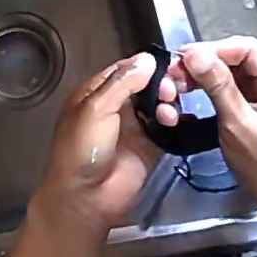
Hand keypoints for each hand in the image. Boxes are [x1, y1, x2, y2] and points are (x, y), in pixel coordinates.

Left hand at [30, 53, 169, 235]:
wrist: (86, 197)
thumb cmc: (83, 148)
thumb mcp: (97, 108)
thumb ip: (123, 82)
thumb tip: (148, 58)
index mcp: (96, 93)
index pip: (123, 69)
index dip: (144, 64)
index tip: (168, 61)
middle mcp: (115, 106)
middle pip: (144, 85)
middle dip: (159, 83)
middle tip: (171, 87)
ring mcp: (133, 127)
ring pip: (156, 104)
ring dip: (166, 101)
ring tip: (168, 107)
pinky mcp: (149, 146)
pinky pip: (165, 127)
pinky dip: (172, 120)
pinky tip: (173, 119)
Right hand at [170, 37, 256, 236]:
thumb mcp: (240, 128)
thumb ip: (219, 88)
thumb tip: (194, 54)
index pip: (248, 49)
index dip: (213, 49)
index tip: (182, 58)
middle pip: (243, 56)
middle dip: (208, 61)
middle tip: (176, 71)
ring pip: (239, 70)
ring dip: (210, 73)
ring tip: (181, 81)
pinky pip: (241, 85)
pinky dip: (218, 86)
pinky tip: (197, 89)